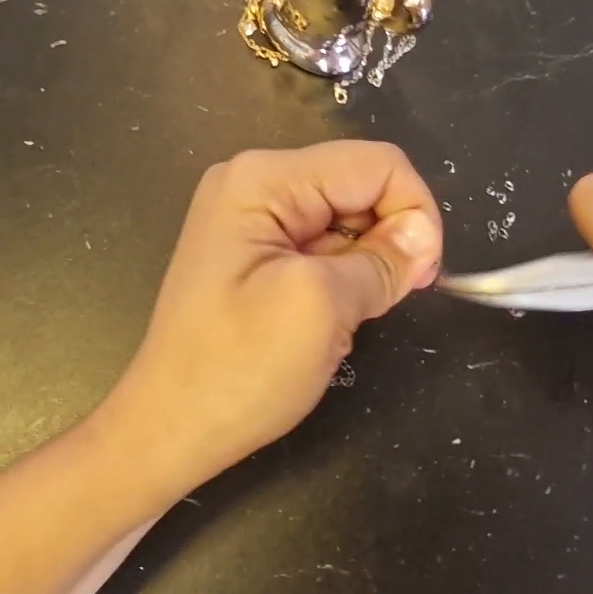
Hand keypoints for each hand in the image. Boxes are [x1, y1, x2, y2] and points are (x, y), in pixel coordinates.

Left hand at [101, 141, 442, 484]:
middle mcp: (255, 183)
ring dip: (363, 266)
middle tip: (380, 301)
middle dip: (386, 240)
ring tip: (341, 316)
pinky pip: (323, 247)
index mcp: (264, 179)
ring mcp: (252, 218)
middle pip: (360, 186)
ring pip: (347, 220)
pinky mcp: (255, 251)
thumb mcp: (323, 308)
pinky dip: (341, 279)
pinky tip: (324, 316)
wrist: (168, 430)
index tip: (421, 275)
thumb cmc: (238, 370)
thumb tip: (424, 234)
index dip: (414, 212)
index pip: (376, 163)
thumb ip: (382, 260)